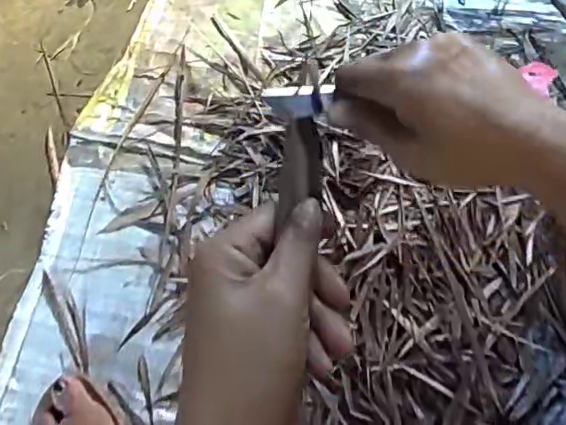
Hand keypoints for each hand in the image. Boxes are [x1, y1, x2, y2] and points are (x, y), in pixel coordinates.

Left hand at [179, 202, 353, 424]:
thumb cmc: (256, 363)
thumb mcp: (285, 295)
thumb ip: (300, 243)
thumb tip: (309, 203)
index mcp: (222, 253)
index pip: (271, 217)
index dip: (306, 228)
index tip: (337, 244)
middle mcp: (224, 274)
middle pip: (285, 256)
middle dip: (318, 285)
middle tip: (343, 304)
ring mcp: (235, 308)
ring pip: (289, 290)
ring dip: (319, 316)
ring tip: (338, 348)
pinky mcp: (247, 338)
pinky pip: (283, 319)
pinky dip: (307, 338)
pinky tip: (322, 364)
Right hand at [329, 33, 562, 189]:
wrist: (535, 136)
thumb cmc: (470, 155)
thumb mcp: (413, 154)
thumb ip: (369, 127)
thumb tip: (334, 110)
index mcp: (398, 76)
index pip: (348, 72)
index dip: (344, 95)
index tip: (357, 119)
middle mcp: (417, 48)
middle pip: (376, 63)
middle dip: (376, 90)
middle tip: (400, 124)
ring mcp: (445, 40)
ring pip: (405, 57)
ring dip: (404, 79)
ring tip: (433, 112)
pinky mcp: (467, 41)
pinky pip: (432, 52)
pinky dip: (430, 70)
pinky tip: (454, 97)